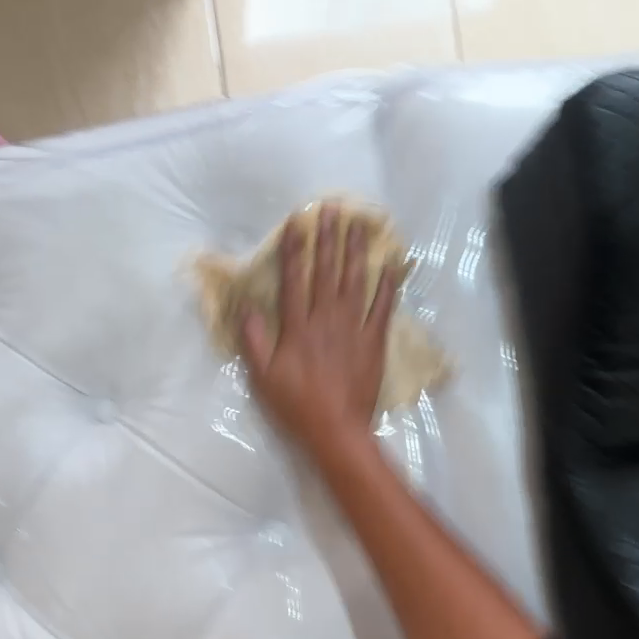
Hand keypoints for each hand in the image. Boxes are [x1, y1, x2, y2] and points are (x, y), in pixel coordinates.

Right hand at [240, 203, 406, 462]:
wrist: (337, 430)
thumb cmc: (296, 406)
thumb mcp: (263, 378)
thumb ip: (254, 341)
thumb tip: (247, 307)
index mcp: (297, 327)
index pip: (294, 279)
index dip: (294, 248)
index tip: (296, 221)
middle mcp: (326, 320)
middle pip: (327, 271)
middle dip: (328, 238)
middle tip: (332, 208)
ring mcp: (353, 329)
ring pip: (356, 282)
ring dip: (357, 251)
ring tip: (359, 225)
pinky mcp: (374, 343)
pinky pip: (382, 308)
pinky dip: (388, 286)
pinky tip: (391, 265)